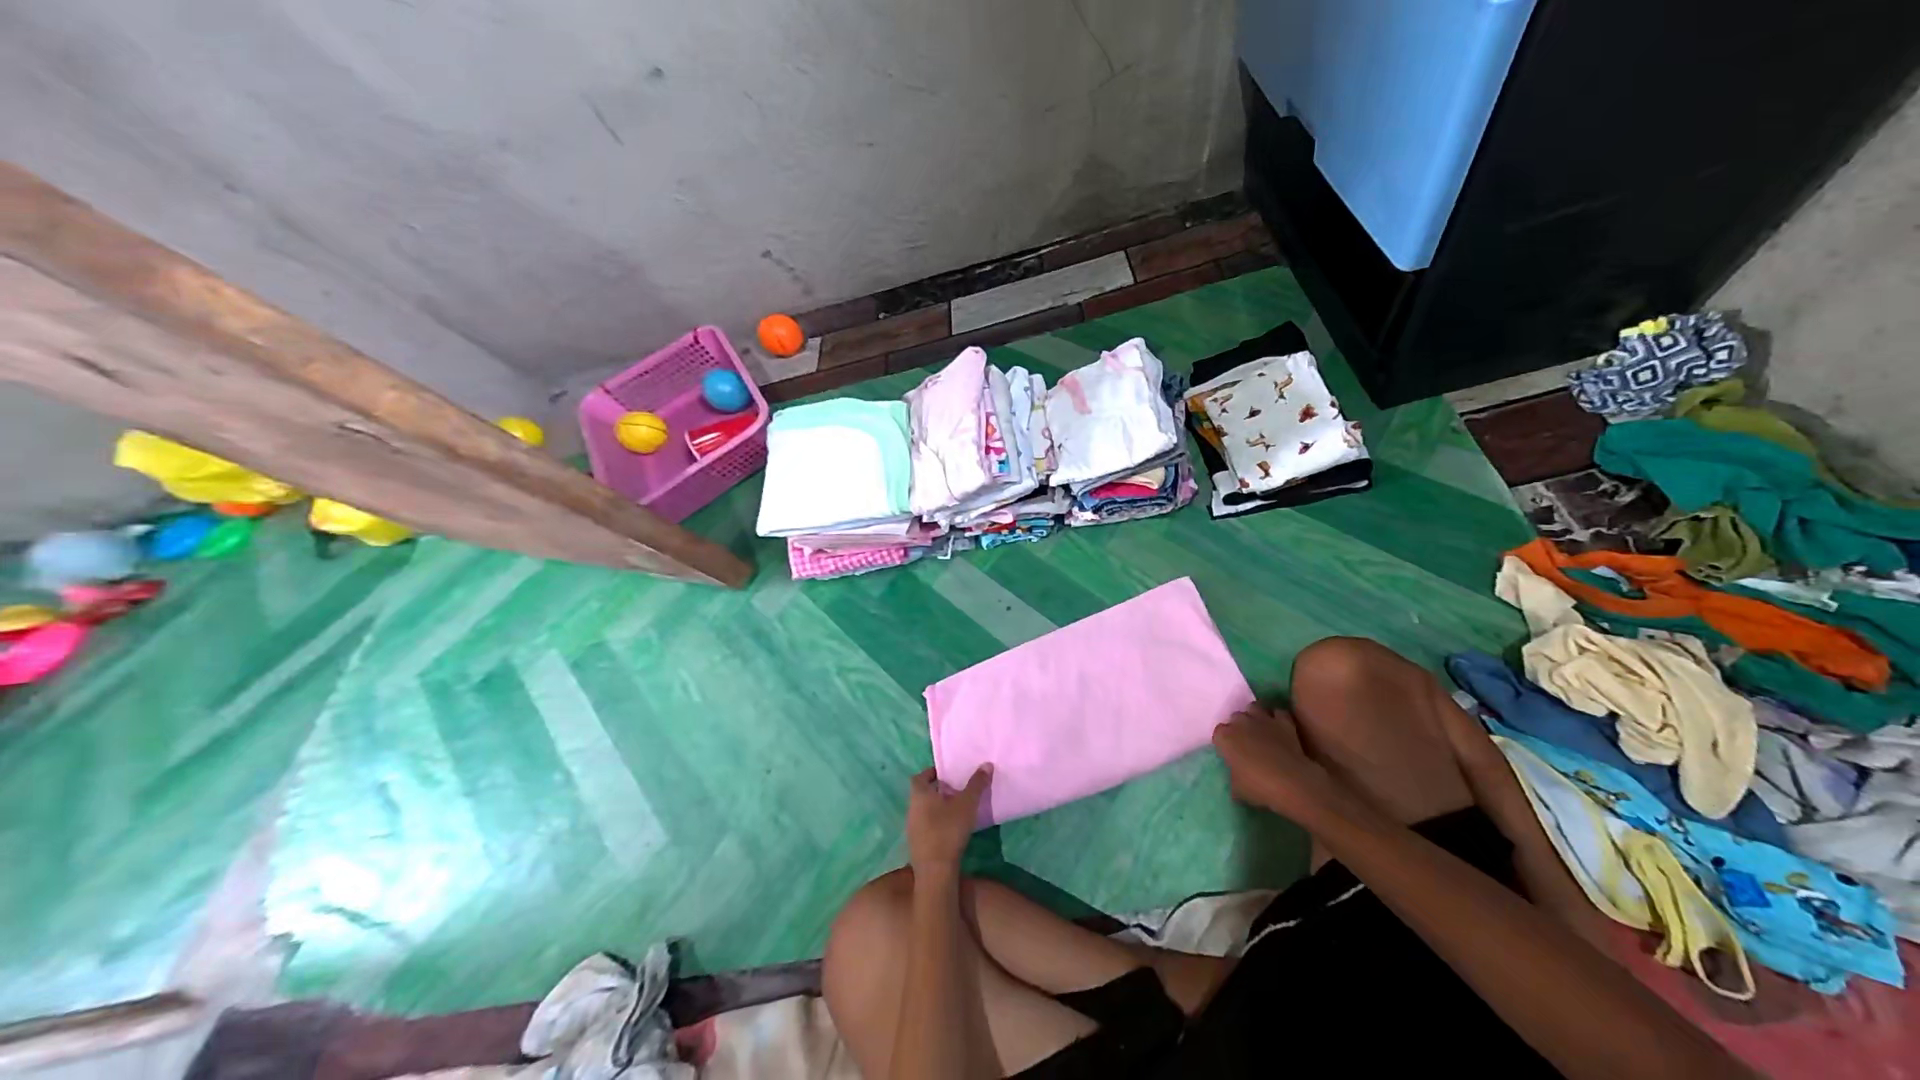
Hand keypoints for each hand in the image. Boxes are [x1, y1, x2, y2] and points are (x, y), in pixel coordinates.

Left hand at [905, 766, 990, 872]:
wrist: (935, 869)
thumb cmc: (948, 829)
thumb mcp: (967, 804)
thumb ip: (976, 784)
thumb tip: (986, 764)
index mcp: (919, 794)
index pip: (920, 776)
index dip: (931, 773)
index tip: (946, 773)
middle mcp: (911, 808)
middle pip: (921, 793)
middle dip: (936, 789)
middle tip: (955, 789)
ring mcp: (911, 827)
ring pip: (923, 810)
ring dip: (936, 806)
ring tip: (955, 807)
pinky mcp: (916, 843)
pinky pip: (925, 825)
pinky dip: (935, 821)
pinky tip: (950, 828)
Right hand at [1212, 705, 1337, 816]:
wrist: (1292, 783)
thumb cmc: (1259, 787)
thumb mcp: (1237, 788)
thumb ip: (1233, 776)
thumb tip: (1236, 775)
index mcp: (1225, 737)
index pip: (1219, 733)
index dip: (1224, 742)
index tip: (1230, 752)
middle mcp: (1241, 723)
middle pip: (1235, 717)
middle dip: (1239, 726)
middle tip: (1245, 741)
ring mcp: (1263, 720)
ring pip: (1254, 707)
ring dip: (1255, 716)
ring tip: (1260, 729)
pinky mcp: (1284, 722)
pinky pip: (1278, 712)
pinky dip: (1278, 718)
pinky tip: (1279, 728)